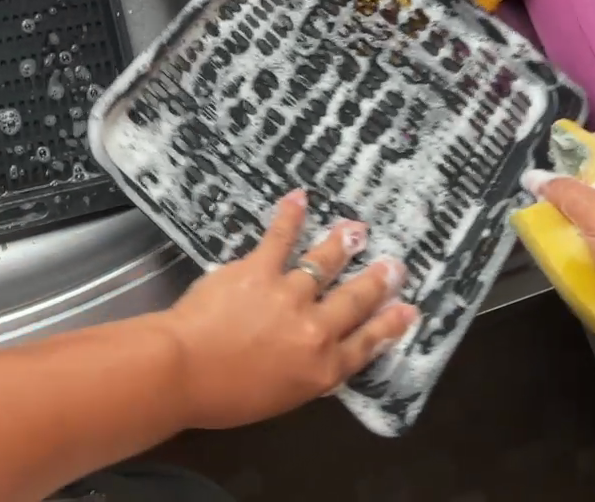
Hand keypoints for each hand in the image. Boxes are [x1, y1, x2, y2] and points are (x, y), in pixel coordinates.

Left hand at [152, 189, 416, 429]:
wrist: (186, 369)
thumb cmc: (225, 396)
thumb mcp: (281, 396)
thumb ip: (303, 371)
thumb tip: (313, 353)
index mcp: (322, 369)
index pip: (366, 344)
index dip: (389, 325)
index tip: (408, 309)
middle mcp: (315, 330)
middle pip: (353, 301)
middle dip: (376, 282)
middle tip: (393, 265)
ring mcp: (289, 295)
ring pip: (322, 265)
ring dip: (341, 244)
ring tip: (356, 229)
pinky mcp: (259, 270)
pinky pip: (280, 239)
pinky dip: (290, 216)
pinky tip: (299, 198)